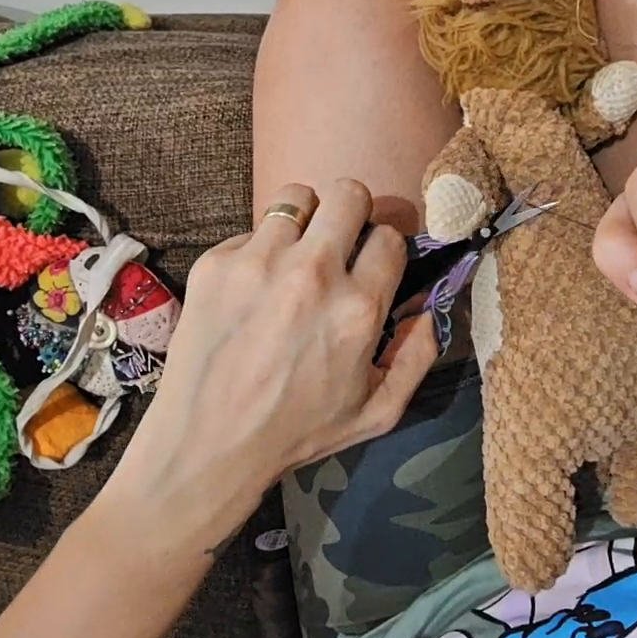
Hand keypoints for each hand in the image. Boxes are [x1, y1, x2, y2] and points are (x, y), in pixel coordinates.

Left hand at [114, 179, 439, 528]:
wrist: (206, 445)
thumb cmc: (297, 431)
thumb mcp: (378, 413)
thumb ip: (418, 356)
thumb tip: (430, 307)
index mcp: (358, 309)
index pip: (389, 236)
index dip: (384, 250)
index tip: (371, 266)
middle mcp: (312, 274)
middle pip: (349, 192)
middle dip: (353, 212)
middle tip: (340, 240)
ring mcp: (258, 263)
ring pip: (297, 197)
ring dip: (304, 221)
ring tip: (294, 254)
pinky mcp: (215, 263)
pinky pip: (250, 230)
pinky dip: (258, 249)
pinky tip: (252, 286)